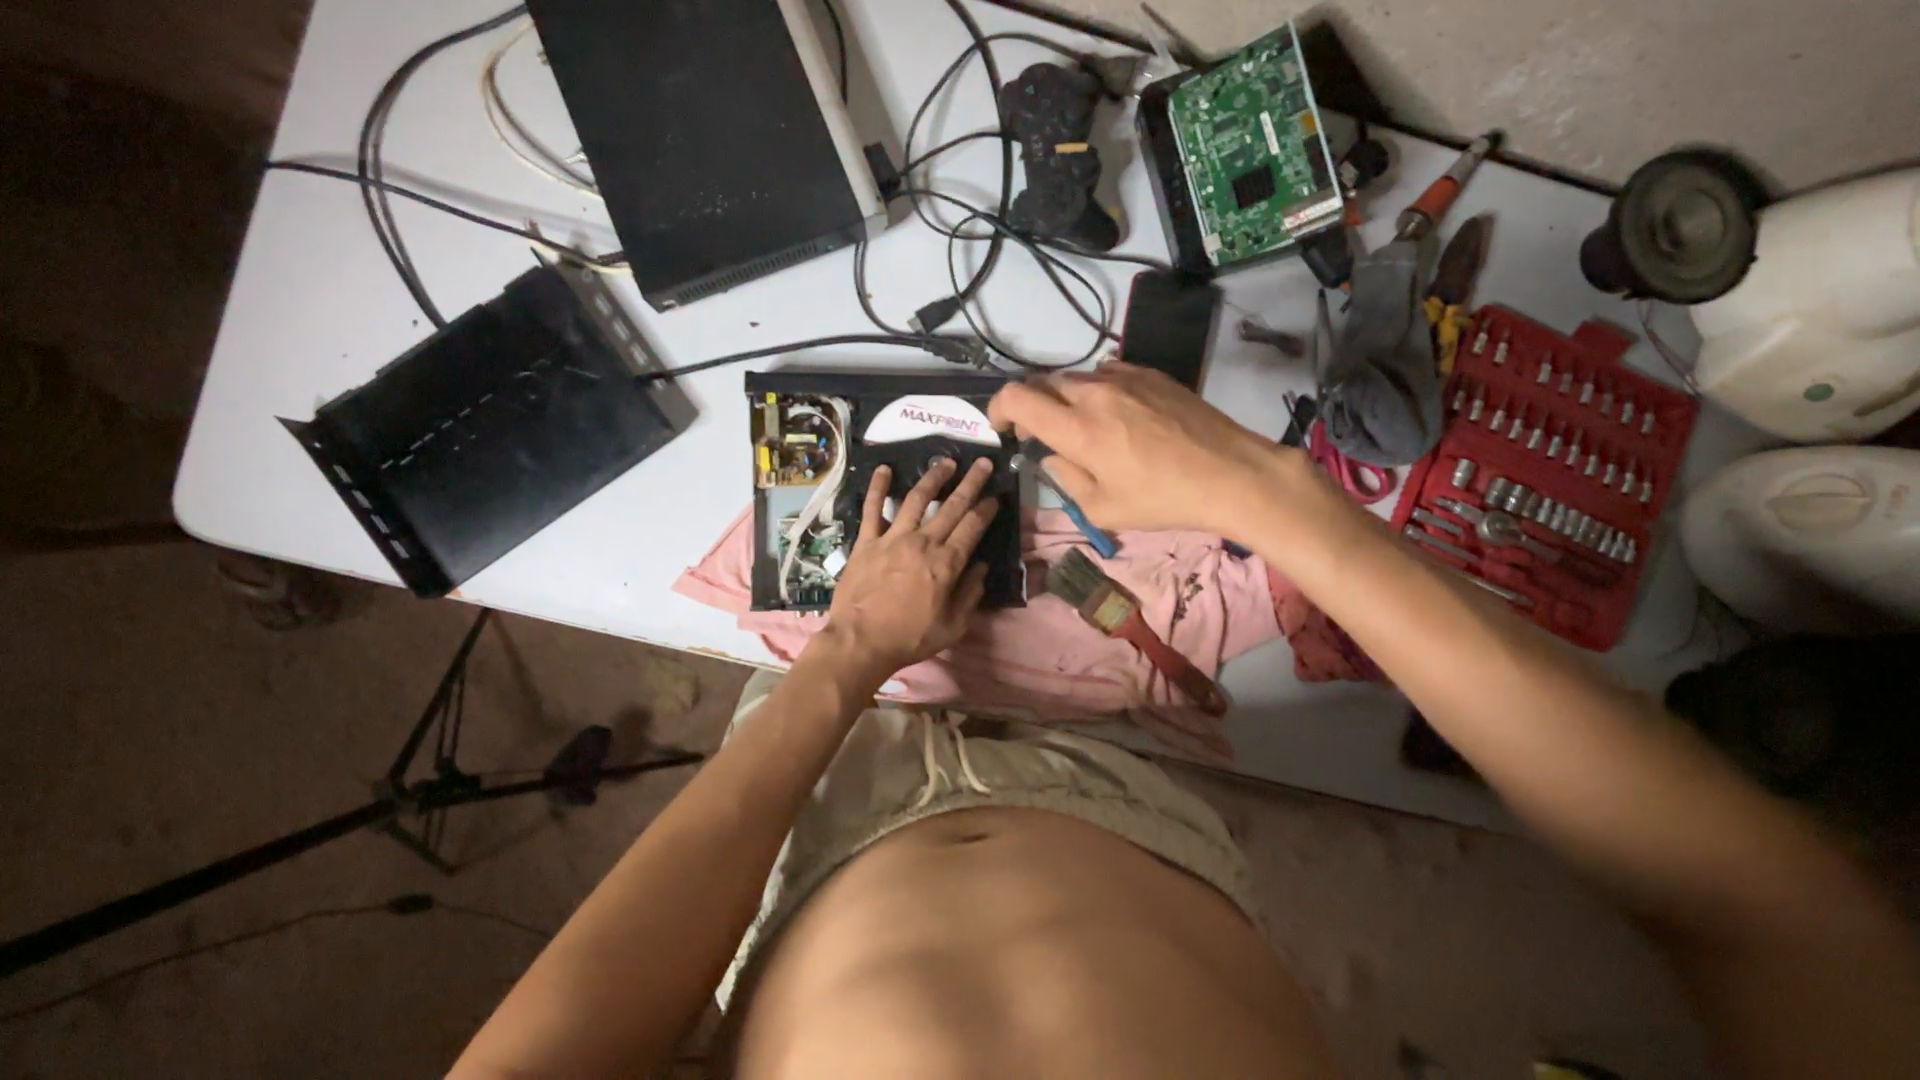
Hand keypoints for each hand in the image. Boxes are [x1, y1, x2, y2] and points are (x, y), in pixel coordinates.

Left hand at [815, 457, 999, 679]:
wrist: (860, 642)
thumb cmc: (910, 638)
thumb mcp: (953, 626)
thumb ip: (970, 594)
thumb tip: (981, 567)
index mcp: (946, 563)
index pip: (973, 526)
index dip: (987, 509)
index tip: (996, 496)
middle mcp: (923, 542)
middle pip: (952, 505)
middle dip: (971, 482)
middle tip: (984, 463)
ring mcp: (892, 538)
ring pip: (917, 498)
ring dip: (933, 477)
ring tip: (946, 462)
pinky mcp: (866, 541)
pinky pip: (872, 508)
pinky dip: (878, 486)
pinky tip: (884, 468)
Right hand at [989, 361, 1317, 536]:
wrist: (1230, 473)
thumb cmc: (1164, 499)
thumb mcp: (1105, 509)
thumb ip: (1067, 480)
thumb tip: (1054, 457)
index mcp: (1078, 430)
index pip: (1017, 397)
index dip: (999, 409)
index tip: (1005, 427)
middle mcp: (1094, 394)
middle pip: (1043, 384)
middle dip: (1033, 406)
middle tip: (1044, 433)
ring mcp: (1124, 378)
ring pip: (1076, 378)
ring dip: (1067, 399)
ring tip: (1084, 426)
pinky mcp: (1150, 373)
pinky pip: (1108, 373)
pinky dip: (1098, 390)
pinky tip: (1117, 414)